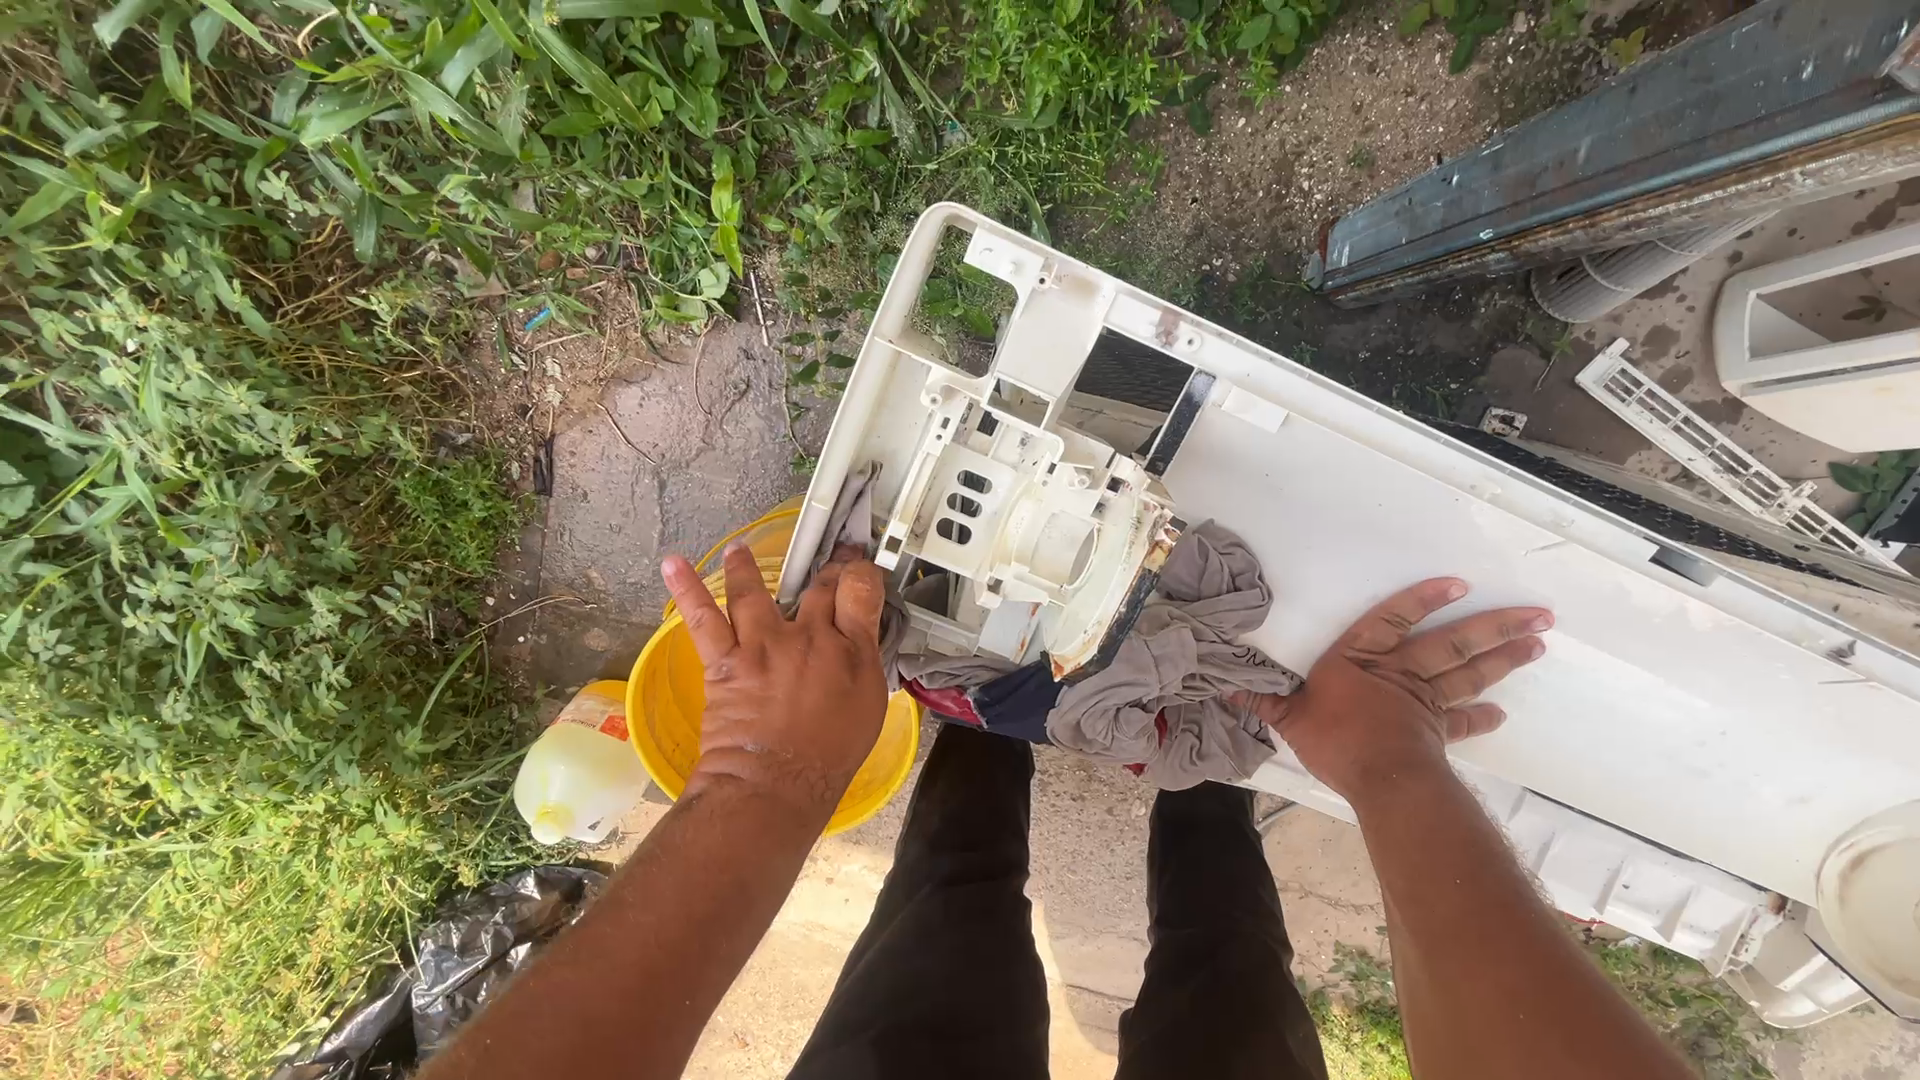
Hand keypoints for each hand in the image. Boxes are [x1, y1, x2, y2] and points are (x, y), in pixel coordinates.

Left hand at [661, 544, 888, 822]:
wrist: (776, 783)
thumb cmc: (829, 755)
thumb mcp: (868, 705)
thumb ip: (865, 663)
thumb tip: (859, 641)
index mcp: (850, 650)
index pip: (860, 591)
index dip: (860, 572)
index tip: (858, 567)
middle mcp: (809, 637)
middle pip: (817, 586)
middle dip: (826, 567)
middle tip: (828, 555)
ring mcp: (764, 644)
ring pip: (755, 592)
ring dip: (747, 568)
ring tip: (739, 552)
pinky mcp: (726, 660)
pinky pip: (702, 618)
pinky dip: (686, 589)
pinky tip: (673, 563)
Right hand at [1245, 578, 1550, 808]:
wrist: (1382, 778)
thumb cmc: (1334, 738)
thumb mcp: (1288, 717)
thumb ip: (1262, 701)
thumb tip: (1223, 687)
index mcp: (1359, 660)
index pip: (1392, 620)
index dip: (1422, 600)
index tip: (1459, 585)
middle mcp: (1398, 672)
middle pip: (1451, 643)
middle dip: (1494, 627)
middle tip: (1539, 615)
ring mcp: (1423, 701)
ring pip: (1468, 672)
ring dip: (1504, 657)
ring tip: (1536, 641)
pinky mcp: (1435, 731)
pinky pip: (1463, 719)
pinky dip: (1482, 714)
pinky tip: (1502, 712)